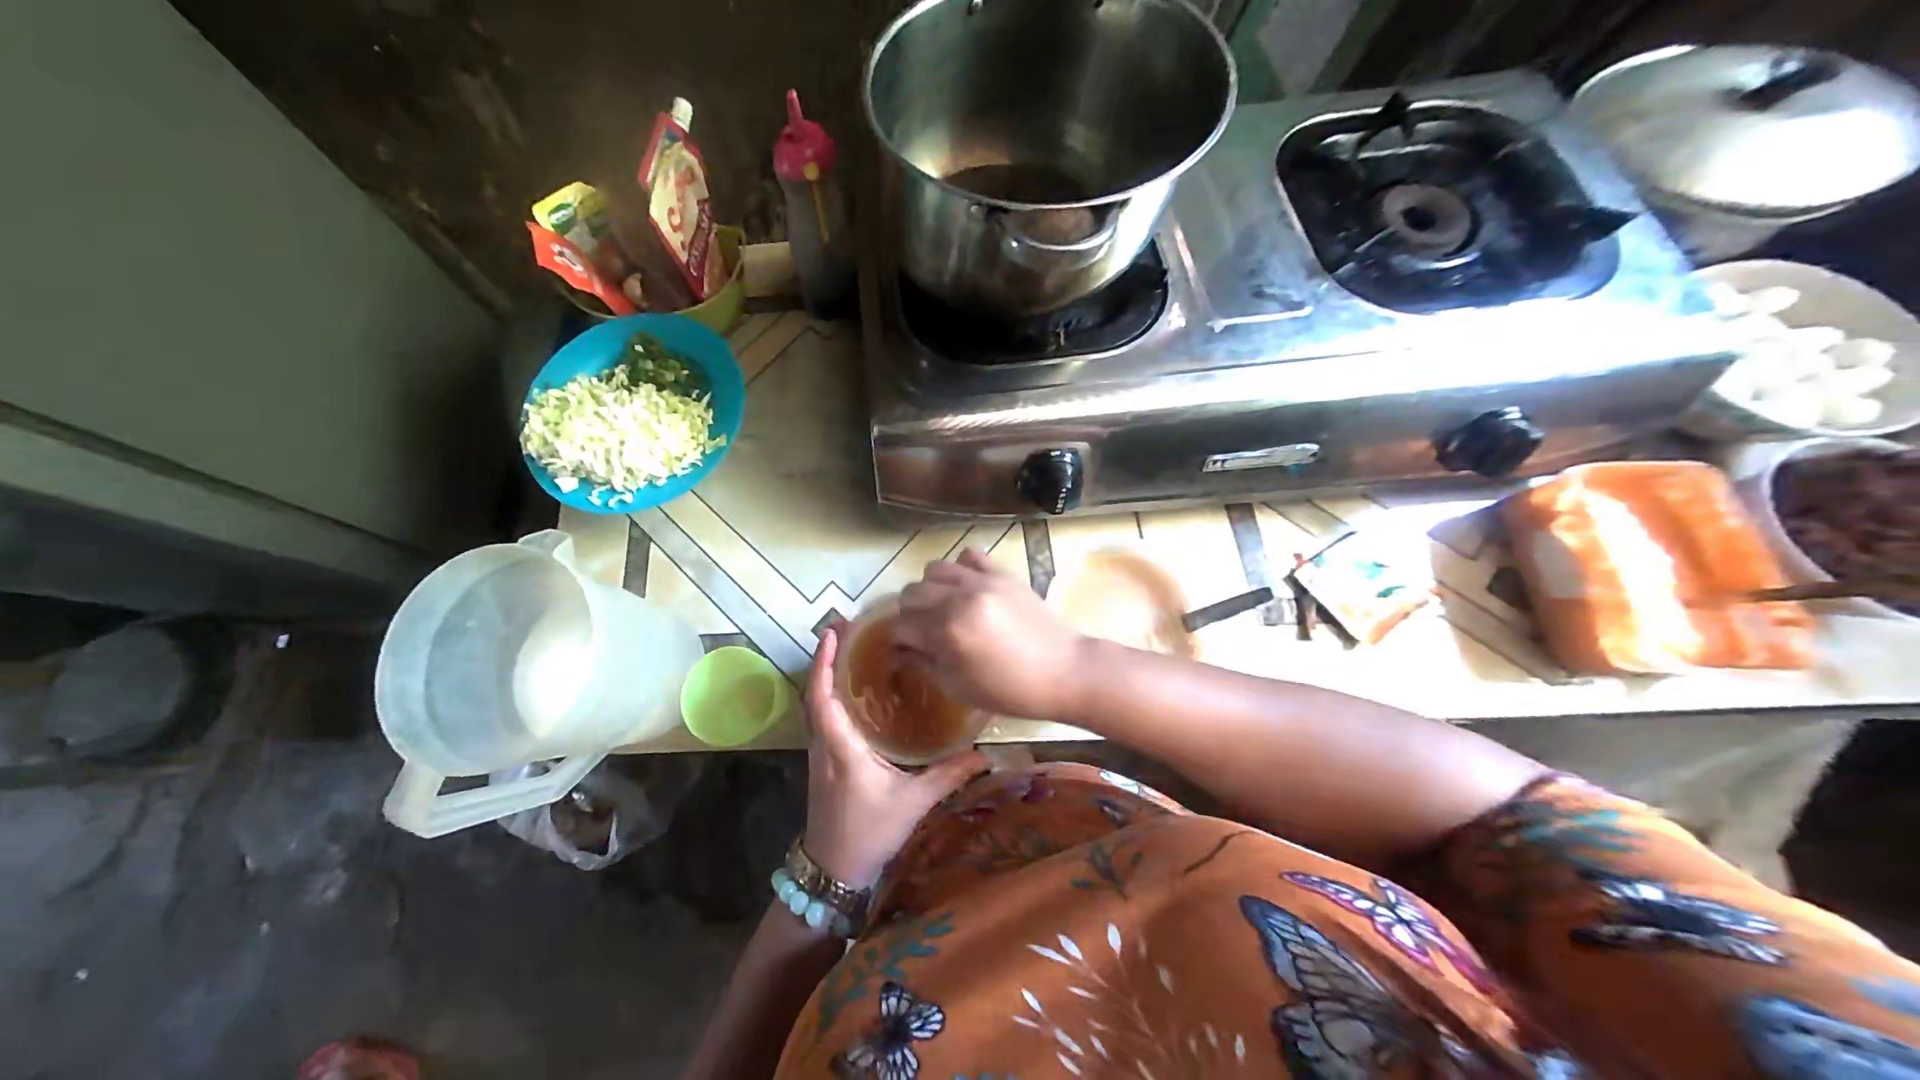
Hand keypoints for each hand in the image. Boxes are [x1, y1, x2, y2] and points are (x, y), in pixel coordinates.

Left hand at [802, 624, 987, 889]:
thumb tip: (985, 752)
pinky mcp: (825, 762)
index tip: (833, 633)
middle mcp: (824, 744)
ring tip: (852, 651)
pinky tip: (856, 693)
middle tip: (849, 629)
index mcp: (841, 748)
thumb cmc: (869, 833)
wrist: (833, 870)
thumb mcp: (913, 802)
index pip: (823, 697)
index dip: (824, 663)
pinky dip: (833, 696)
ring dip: (829, 676)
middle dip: (827, 659)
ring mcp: (820, 754)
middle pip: (816, 693)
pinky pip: (824, 719)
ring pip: (818, 706)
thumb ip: (948, 775)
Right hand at [894, 549, 1092, 721]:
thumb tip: (899, 651)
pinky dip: (961, 568)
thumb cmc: (1009, 690)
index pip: (902, 626)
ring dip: (930, 588)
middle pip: (911, 593)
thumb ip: (924, 664)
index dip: (900, 640)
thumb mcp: (959, 687)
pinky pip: (968, 555)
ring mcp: (982, 581)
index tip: (907, 649)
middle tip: (924, 630)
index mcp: (947, 632)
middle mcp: (959, 598)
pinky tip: (967, 588)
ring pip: (933, 569)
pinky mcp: (1001, 573)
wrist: (1063, 671)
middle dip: (910, 613)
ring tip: (944, 606)